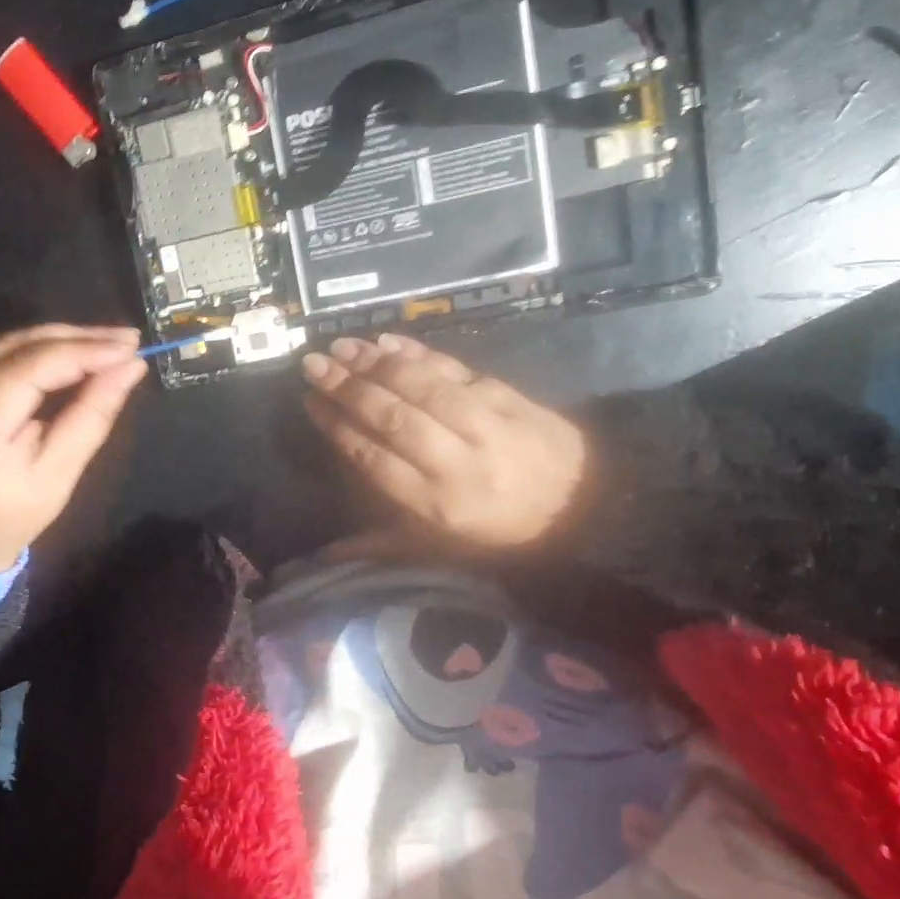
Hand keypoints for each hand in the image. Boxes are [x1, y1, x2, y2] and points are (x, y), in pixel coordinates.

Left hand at [0, 324, 148, 570]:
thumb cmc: (13, 516)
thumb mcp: (59, 474)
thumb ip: (91, 416)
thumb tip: (130, 367)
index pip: (27, 370)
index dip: (81, 352)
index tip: (129, 348)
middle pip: (15, 348)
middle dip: (75, 339)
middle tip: (127, 340)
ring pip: (6, 345)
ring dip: (59, 340)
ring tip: (108, 344)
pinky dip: (38, 351)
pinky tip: (72, 353)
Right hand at [301, 333, 584, 547]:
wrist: (589, 508)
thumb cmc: (505, 534)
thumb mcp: (445, 550)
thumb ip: (383, 544)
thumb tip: (327, 557)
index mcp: (438, 505)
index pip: (373, 458)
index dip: (337, 427)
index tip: (310, 402)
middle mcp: (457, 461)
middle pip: (391, 417)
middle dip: (346, 388)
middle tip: (312, 364)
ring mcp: (486, 424)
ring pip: (421, 387)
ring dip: (375, 363)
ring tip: (340, 346)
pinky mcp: (507, 397)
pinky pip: (454, 369)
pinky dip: (418, 353)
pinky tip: (386, 341)